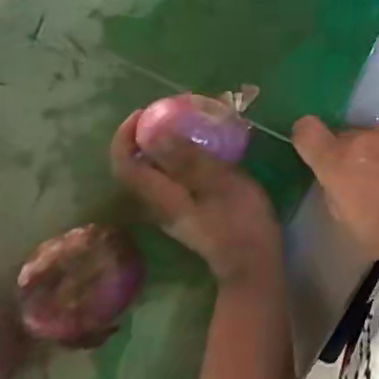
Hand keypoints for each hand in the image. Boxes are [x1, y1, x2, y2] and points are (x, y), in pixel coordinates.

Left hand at [111, 111, 281, 286]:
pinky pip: (171, 180)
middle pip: (135, 169)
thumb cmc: (240, 221)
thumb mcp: (219, 183)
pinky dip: (177, 160)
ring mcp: (173, 213)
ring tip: (185, 127)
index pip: (125, 165)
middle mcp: (159, 206)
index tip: (143, 113)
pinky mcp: (189, 214)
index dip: (125, 136)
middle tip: (167, 114)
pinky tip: (202, 152)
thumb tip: (155, 134)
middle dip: (143, 138)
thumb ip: (188, 159)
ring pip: (153, 175)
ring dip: (161, 149)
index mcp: (162, 196)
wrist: (253, 265)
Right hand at [291, 116, 378, 264]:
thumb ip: (339, 203)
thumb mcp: (359, 234)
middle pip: (339, 140)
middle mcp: (360, 140)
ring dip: (370, 159)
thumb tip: (337, 189)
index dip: (304, 140)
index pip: (305, 131)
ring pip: (366, 142)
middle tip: (359, 189)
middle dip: (343, 160)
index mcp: (338, 164)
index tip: (312, 157)